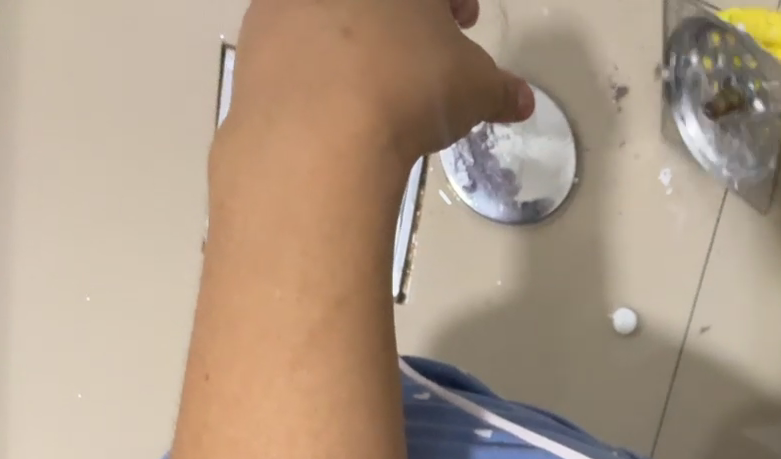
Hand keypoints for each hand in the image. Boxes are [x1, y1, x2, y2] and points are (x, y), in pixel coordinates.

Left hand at [226, 0, 534, 166]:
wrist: (318, 124)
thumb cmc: (411, 85)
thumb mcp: (476, 90)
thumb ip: (501, 90)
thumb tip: (522, 99)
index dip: (456, 3)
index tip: (465, 17)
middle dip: (410, 13)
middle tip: (428, 43)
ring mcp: (289, 0)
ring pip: (337, 12)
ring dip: (364, 33)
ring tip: (385, 78)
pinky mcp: (257, 35)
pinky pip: (301, 39)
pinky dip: (325, 60)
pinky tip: (343, 99)